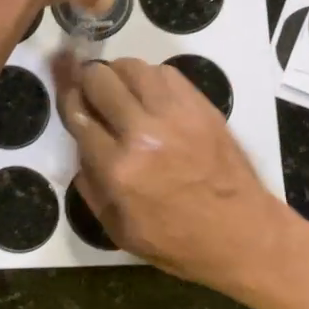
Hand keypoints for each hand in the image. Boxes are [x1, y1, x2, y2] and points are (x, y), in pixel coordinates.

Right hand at [54, 56, 300, 294]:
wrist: (242, 234)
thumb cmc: (177, 241)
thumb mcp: (118, 229)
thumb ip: (91, 187)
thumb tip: (81, 149)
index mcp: (118, 168)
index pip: (78, 114)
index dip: (66, 98)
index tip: (66, 92)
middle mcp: (143, 133)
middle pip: (100, 80)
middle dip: (86, 79)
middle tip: (88, 86)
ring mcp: (175, 115)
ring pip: (132, 67)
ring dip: (117, 74)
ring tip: (118, 87)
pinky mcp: (200, 107)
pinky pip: (165, 73)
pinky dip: (149, 77)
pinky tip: (148, 93)